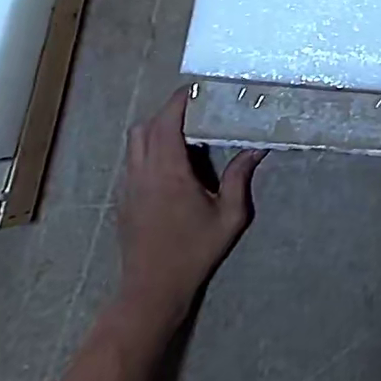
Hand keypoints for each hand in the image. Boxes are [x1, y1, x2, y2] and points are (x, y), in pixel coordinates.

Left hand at [118, 88, 265, 314]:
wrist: (152, 290)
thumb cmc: (194, 252)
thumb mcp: (229, 216)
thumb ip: (240, 178)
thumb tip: (256, 148)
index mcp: (168, 171)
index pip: (167, 121)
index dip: (181, 100)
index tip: (199, 90)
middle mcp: (143, 171)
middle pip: (146, 125)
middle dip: (169, 112)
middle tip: (197, 111)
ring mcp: (129, 185)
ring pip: (135, 141)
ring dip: (156, 129)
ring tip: (185, 134)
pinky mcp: (125, 198)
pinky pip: (133, 159)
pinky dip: (149, 148)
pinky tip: (172, 163)